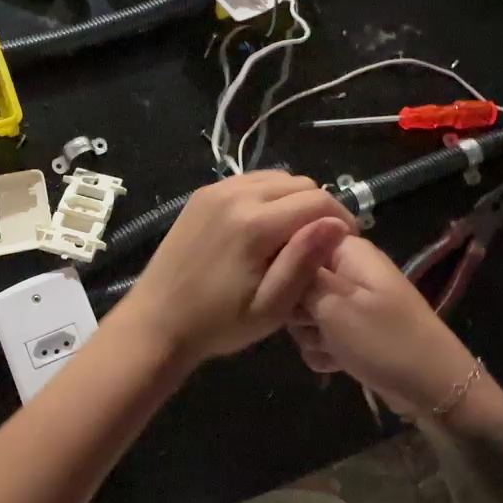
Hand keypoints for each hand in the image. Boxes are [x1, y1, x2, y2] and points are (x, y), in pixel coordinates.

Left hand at [115, 172, 354, 364]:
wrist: (156, 322)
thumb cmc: (217, 324)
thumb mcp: (271, 307)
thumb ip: (305, 262)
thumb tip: (336, 224)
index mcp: (255, 224)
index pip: (317, 201)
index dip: (341, 220)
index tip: (346, 246)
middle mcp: (235, 196)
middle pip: (299, 183)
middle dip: (319, 209)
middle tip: (320, 244)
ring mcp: (214, 191)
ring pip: (274, 178)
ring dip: (293, 200)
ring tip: (295, 236)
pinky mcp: (201, 196)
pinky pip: (248, 182)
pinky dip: (267, 196)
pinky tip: (265, 228)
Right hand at [289, 236, 480, 416]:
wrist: (433, 389)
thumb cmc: (384, 340)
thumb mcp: (334, 305)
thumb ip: (299, 276)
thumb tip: (272, 249)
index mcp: (346, 251)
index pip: (294, 240)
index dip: (282, 265)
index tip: (280, 289)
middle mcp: (347, 270)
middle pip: (296, 281)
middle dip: (296, 309)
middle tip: (313, 324)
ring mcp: (351, 302)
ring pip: (304, 313)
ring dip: (310, 335)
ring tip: (330, 347)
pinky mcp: (352, 331)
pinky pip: (319, 335)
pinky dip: (324, 350)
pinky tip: (336, 363)